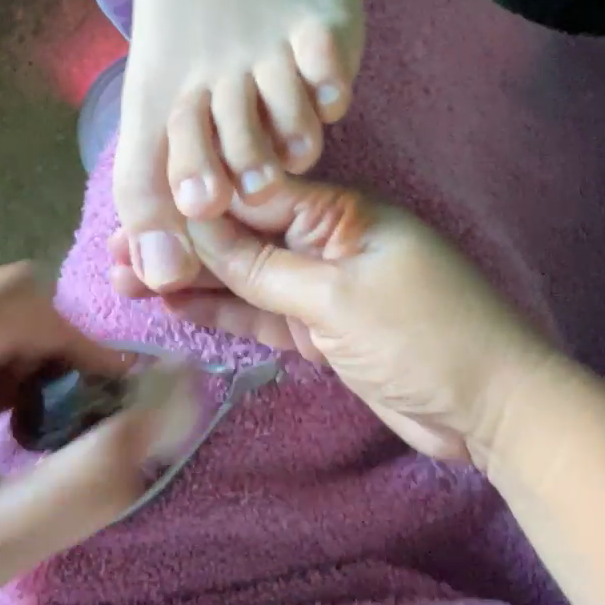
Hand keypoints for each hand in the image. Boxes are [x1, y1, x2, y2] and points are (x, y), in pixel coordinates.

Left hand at [0, 265, 165, 604]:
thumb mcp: (1, 536)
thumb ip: (93, 473)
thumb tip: (174, 408)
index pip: (16, 300)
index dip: (77, 338)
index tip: (113, 395)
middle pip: (1, 304)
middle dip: (56, 352)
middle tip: (79, 418)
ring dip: (29, 363)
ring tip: (41, 428)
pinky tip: (0, 426)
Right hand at [111, 181, 557, 467]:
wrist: (491, 409)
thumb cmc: (427, 337)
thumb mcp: (338, 299)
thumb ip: (265, 269)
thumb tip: (200, 230)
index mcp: (339, 213)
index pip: (250, 195)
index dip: (191, 204)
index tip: (135, 211)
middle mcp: (324, 242)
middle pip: (239, 236)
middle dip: (179, 244)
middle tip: (114, 253)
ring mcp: (320, 288)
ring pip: (242, 277)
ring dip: (188, 280)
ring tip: (125, 280)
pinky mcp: (319, 330)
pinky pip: (260, 313)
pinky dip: (220, 311)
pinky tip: (173, 306)